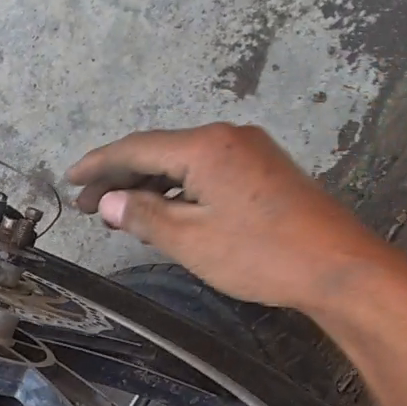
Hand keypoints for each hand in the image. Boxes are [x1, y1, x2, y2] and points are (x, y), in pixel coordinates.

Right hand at [67, 124, 406, 314]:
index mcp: (205, 147)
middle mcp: (227, 138)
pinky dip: (174, 189)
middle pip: (158, 151)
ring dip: (146, 184)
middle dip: (118, 176)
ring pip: (181, 162)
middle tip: (86, 205)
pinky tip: (161, 210)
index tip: (69, 179)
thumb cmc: (260, 255)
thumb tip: (111, 203)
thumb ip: (145, 217)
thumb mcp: (190, 240)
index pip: (137, 148)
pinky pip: (203, 171)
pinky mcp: (261, 171)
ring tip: (117, 211)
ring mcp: (248, 152)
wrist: (337, 267)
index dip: (98, 164)